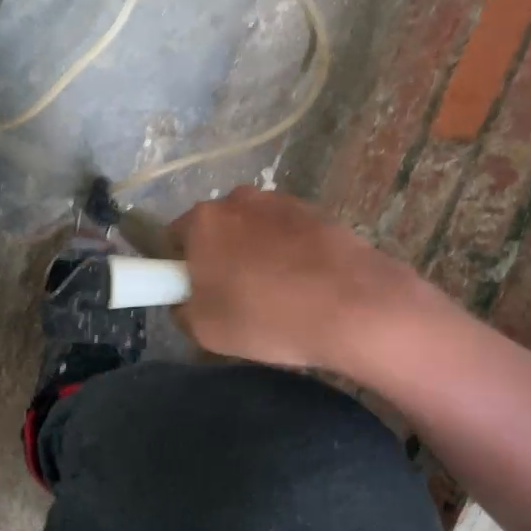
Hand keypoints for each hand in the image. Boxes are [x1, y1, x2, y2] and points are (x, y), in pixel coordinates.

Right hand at [169, 187, 457, 378]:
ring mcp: (283, 203)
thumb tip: (187, 299)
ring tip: (279, 297)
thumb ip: (182, 309)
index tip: (196, 294)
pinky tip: (308, 289)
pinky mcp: (320, 213)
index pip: (172, 238)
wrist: (357, 309)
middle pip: (216, 229)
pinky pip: (290, 236)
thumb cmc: (267, 317)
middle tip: (235, 299)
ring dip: (258, 255)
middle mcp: (238, 199)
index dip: (180, 268)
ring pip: (255, 231)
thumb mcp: (203, 330)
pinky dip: (292, 256)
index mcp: (202, 220)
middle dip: (220, 257)